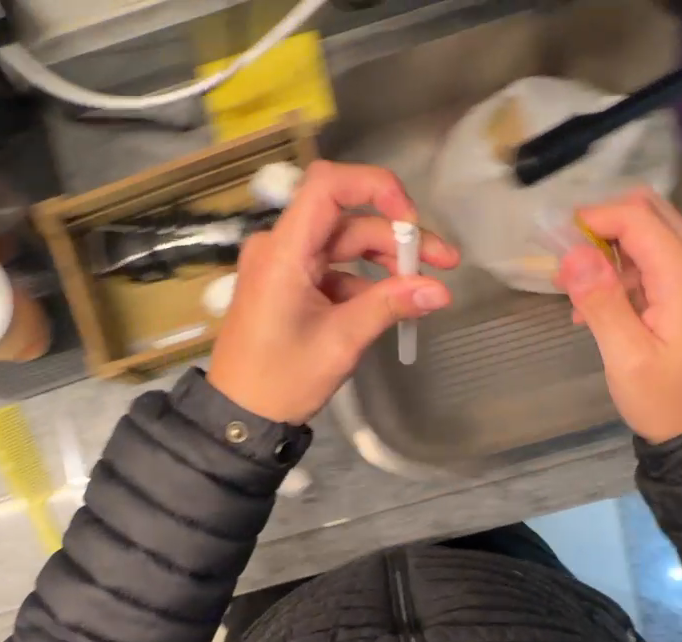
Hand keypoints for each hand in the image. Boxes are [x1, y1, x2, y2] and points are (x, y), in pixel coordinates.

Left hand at [208, 162, 458, 424]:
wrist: (239, 417)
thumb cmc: (281, 380)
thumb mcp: (341, 343)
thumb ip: (389, 306)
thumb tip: (440, 290)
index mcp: (283, 252)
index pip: (328, 185)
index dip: (375, 187)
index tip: (411, 219)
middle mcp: (279, 247)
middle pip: (346, 220)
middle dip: (396, 238)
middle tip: (442, 264)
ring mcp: (282, 266)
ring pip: (343, 245)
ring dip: (383, 262)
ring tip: (421, 290)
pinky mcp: (286, 285)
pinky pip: (331, 269)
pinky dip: (362, 282)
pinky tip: (390, 305)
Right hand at [556, 188, 681, 442]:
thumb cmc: (663, 397)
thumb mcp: (626, 357)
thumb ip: (601, 301)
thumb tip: (572, 253)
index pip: (636, 217)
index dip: (592, 221)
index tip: (555, 246)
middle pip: (646, 209)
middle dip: (601, 227)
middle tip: (566, 264)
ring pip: (649, 228)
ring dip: (608, 248)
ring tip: (577, 293)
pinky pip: (653, 254)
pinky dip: (621, 266)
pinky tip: (598, 305)